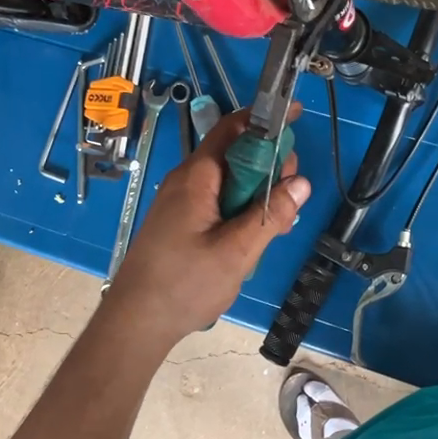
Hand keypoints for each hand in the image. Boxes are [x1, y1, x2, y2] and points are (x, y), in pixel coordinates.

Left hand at [93, 106, 309, 356]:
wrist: (136, 321)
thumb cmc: (184, 285)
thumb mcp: (237, 251)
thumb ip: (270, 215)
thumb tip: (301, 183)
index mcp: (196, 177)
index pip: (231, 128)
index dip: (264, 119)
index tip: (296, 117)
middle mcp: (187, 182)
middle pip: (234, 155)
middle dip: (267, 166)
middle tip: (290, 196)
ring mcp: (181, 202)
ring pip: (228, 183)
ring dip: (255, 194)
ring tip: (275, 225)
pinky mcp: (180, 223)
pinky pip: (217, 203)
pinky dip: (240, 211)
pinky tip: (252, 238)